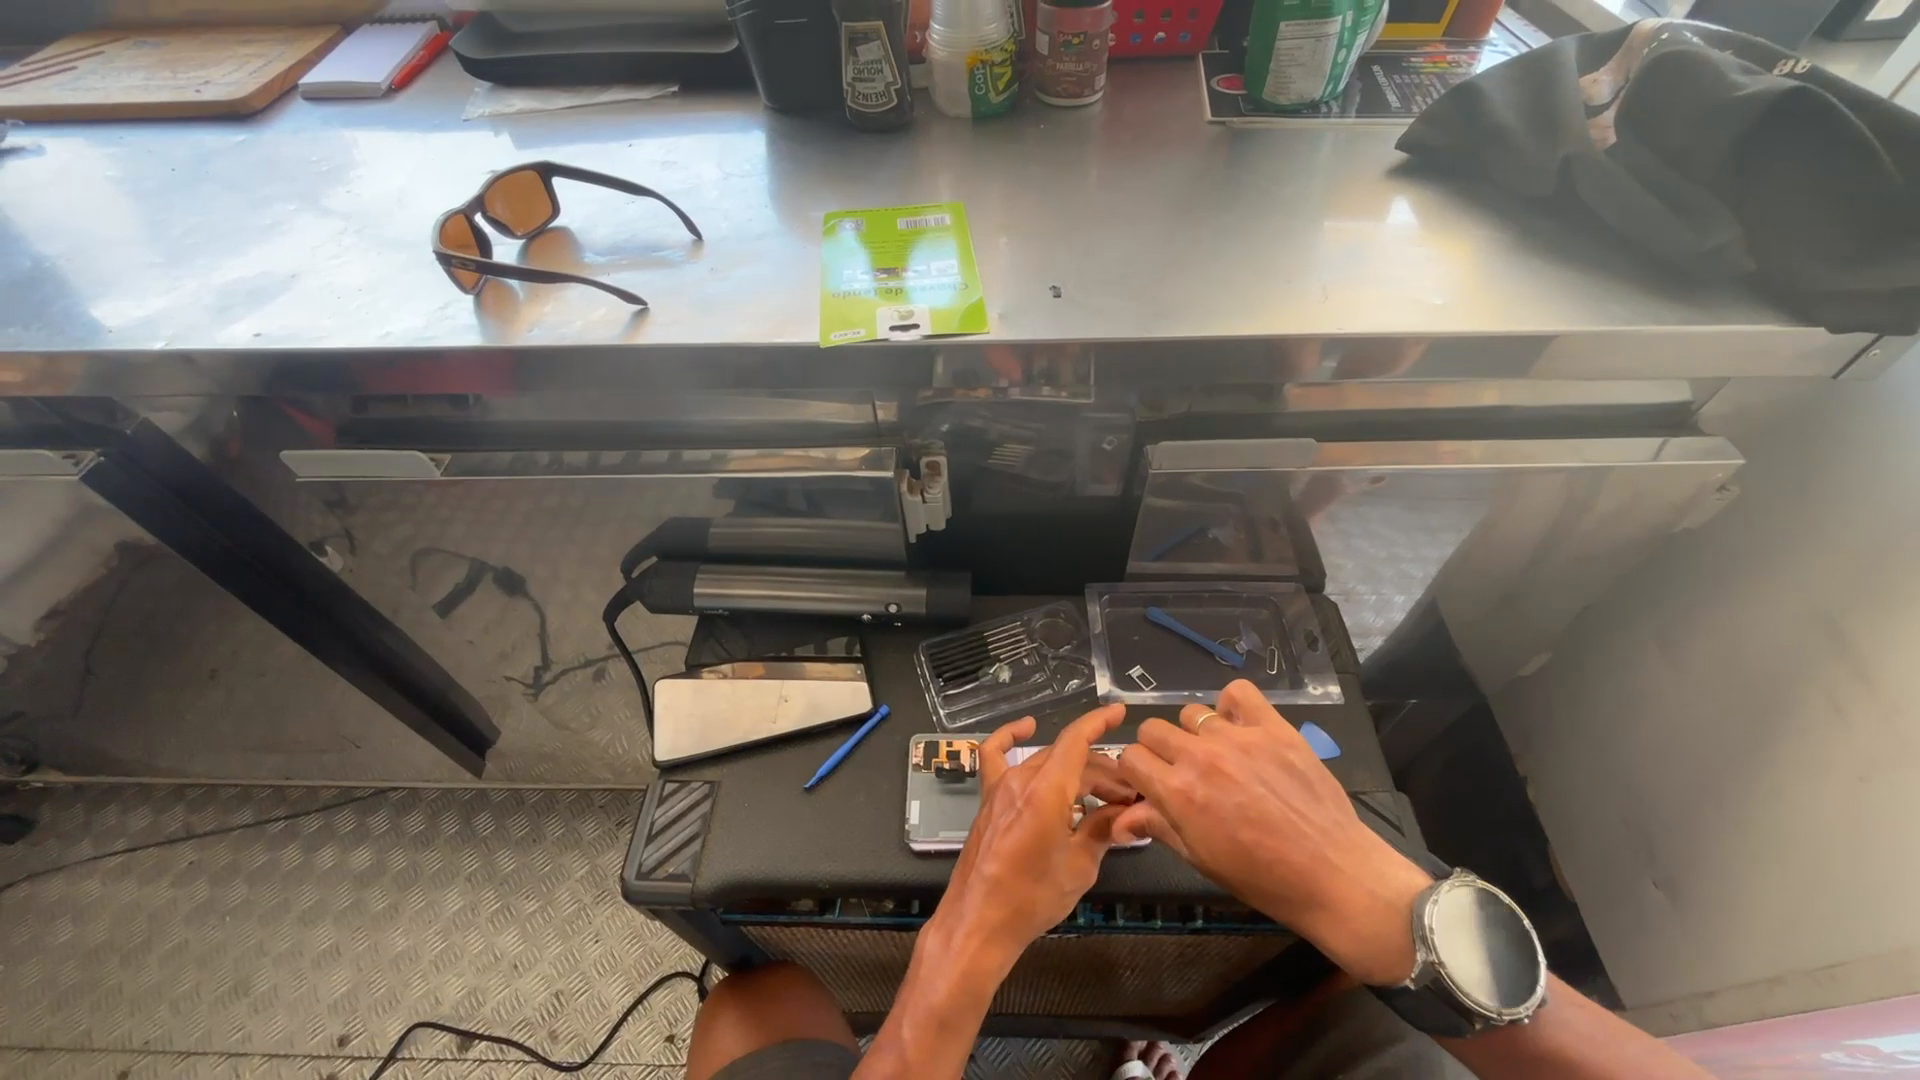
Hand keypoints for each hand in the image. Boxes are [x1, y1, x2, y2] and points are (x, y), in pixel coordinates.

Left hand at [932, 705, 1130, 971]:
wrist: (980, 921)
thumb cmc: (1032, 897)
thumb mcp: (1080, 866)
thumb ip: (1102, 830)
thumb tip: (1124, 813)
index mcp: (1047, 791)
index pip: (1077, 742)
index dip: (1099, 723)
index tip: (1120, 713)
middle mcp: (1022, 779)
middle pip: (1067, 758)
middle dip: (1102, 772)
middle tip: (1128, 797)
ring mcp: (1000, 787)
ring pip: (1043, 762)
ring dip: (1074, 771)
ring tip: (1101, 795)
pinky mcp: (988, 800)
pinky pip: (996, 757)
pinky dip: (1010, 737)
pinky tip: (1026, 728)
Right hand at [1113, 681, 1432, 984]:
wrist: (1332, 875)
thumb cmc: (1261, 877)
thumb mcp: (1201, 859)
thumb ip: (1158, 827)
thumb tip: (1121, 820)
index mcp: (1178, 792)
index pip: (1130, 757)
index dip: (1137, 773)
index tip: (1151, 785)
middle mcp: (1200, 757)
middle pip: (1153, 730)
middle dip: (1158, 751)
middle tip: (1181, 772)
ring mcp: (1238, 738)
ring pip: (1191, 713)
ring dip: (1195, 733)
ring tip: (1218, 755)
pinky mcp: (1274, 728)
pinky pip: (1238, 693)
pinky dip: (1232, 705)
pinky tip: (1240, 728)